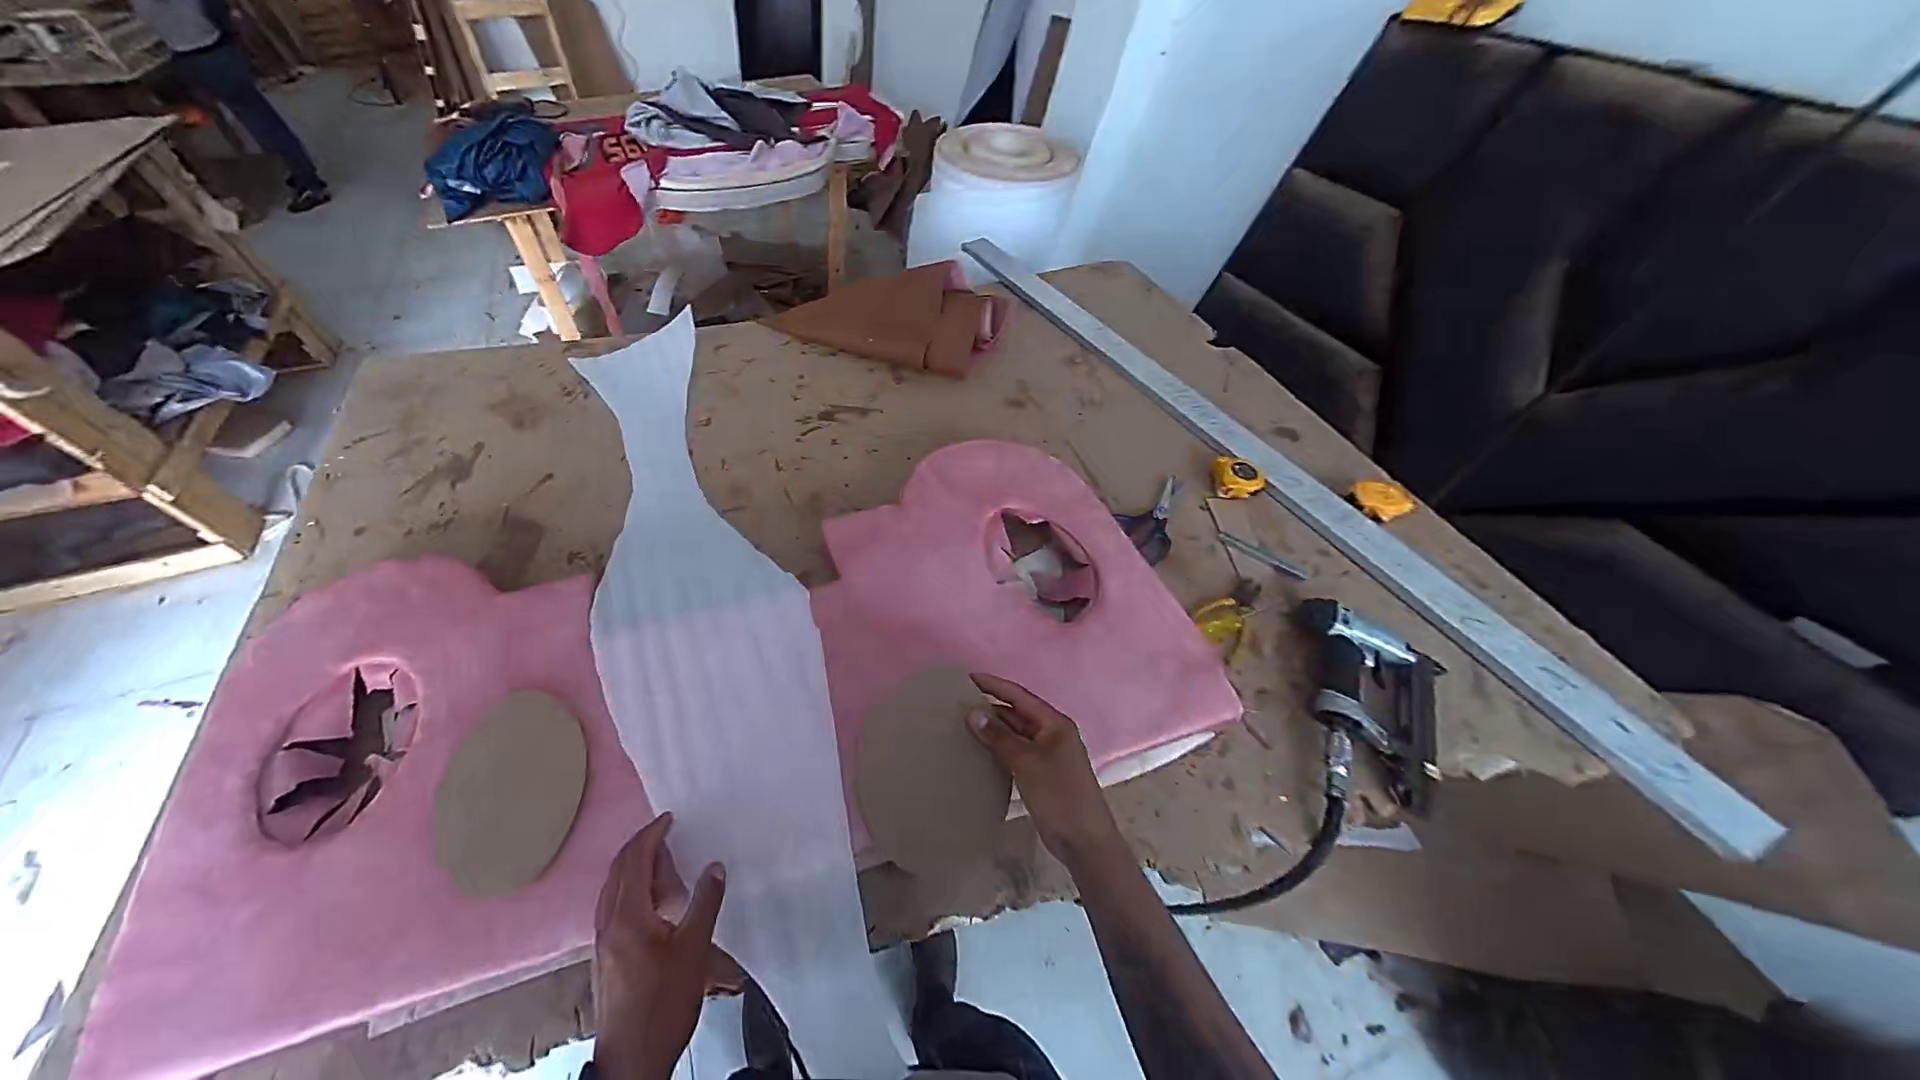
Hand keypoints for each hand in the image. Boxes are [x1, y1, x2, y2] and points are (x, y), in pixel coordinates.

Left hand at [592, 812, 725, 1079]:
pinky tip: (653, 901)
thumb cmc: (665, 1001)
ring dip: (634, 868)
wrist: (632, 1059)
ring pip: (613, 891)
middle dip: (639, 847)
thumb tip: (714, 866)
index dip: (651, 835)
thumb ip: (705, 902)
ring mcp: (603, 943)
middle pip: (617, 872)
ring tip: (663, 860)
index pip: (634, 861)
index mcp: (627, 917)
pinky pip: (614, 908)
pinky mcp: (606, 959)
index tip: (669, 819)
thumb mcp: (695, 949)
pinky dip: (632, 889)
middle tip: (666, 833)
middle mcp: (608, 925)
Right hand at [968, 673, 1126, 870]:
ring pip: (1015, 734)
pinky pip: (1016, 752)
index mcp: (1055, 723)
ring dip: (993, 729)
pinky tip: (979, 751)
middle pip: (1017, 713)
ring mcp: (1048, 755)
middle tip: (956, 704)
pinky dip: (998, 748)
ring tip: (962, 724)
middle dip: (990, 707)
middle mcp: (1052, 734)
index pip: (1019, 696)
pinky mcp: (1042, 774)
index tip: (967, 678)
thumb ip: (1000, 736)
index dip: (994, 685)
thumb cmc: (1059, 795)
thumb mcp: (1026, 762)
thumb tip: (974, 712)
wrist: (1084, 841)